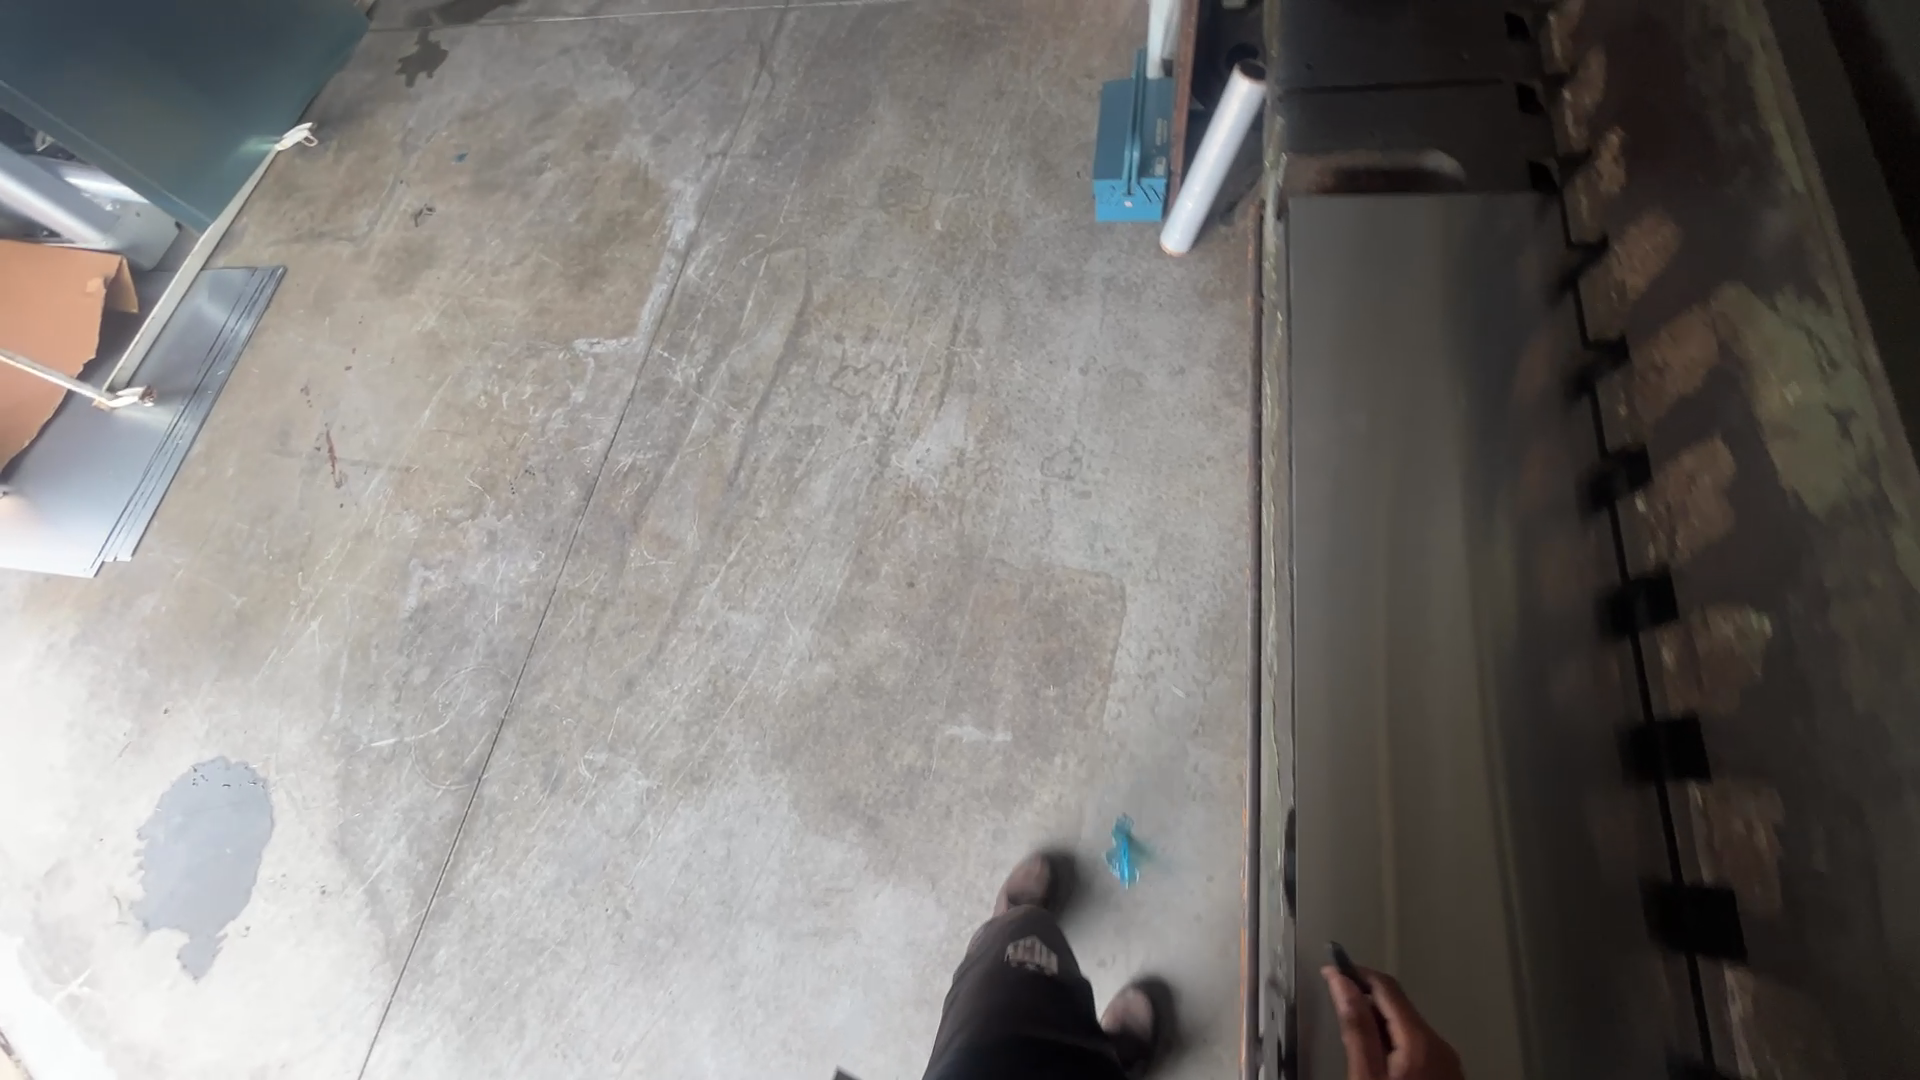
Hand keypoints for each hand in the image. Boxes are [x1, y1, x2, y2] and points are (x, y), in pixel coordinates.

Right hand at [1319, 965, 1464, 1079]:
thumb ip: (1355, 1026)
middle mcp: (1440, 1046)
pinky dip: (1393, 1039)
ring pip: (1407, 1024)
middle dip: (1365, 998)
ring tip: (1353, 1036)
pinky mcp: (1448, 1078)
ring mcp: (1449, 1064)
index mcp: (1420, 1040)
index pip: (1385, 986)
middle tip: (1336, 1006)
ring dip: (1378, 1019)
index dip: (1355, 972)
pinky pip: (1417, 1044)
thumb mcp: (1365, 1076)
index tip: (1329, 971)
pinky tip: (1378, 1057)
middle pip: (1397, 1004)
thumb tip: (1340, 980)